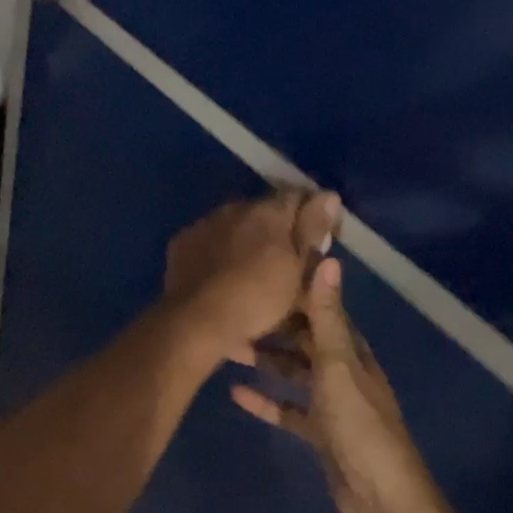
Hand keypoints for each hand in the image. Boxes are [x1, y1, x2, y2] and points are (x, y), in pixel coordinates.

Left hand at [162, 190, 340, 363]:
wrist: (196, 318)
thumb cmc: (257, 297)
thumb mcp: (297, 269)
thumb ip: (312, 230)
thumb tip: (329, 194)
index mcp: (267, 211)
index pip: (298, 197)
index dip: (314, 214)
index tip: (325, 238)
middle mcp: (235, 208)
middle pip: (265, 212)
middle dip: (279, 230)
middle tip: (291, 262)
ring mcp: (206, 224)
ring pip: (236, 226)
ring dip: (249, 241)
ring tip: (257, 273)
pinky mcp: (183, 243)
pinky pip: (211, 241)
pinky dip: (222, 253)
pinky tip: (226, 277)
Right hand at [231, 257, 421, 512]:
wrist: (379, 498)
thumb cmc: (358, 423)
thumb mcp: (338, 364)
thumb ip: (327, 316)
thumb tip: (329, 259)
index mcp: (352, 351)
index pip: (322, 310)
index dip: (296, 291)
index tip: (261, 270)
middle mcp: (343, 371)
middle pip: (304, 340)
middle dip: (273, 325)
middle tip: (232, 309)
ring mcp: (331, 404)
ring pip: (293, 372)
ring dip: (265, 360)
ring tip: (227, 346)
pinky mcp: (319, 434)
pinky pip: (288, 409)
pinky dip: (265, 400)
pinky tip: (235, 392)